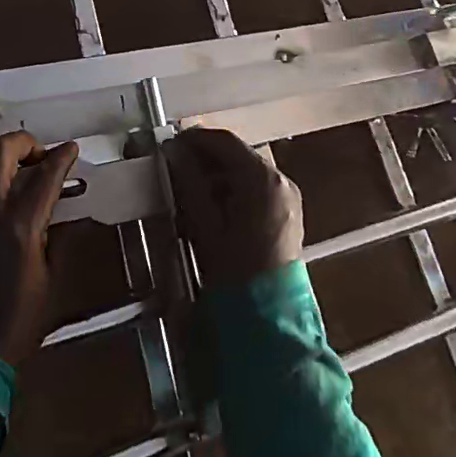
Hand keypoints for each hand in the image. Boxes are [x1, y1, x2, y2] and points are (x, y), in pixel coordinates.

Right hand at [167, 127, 303, 286]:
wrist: (271, 318)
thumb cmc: (236, 270)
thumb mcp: (204, 223)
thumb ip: (188, 182)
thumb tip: (172, 153)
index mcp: (262, 180)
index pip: (224, 142)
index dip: (193, 138)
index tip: (168, 143)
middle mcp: (279, 182)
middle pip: (235, 155)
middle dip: (202, 158)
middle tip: (173, 167)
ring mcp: (286, 198)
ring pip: (243, 171)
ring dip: (214, 175)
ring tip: (185, 192)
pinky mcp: (286, 214)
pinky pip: (254, 189)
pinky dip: (230, 190)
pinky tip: (207, 208)